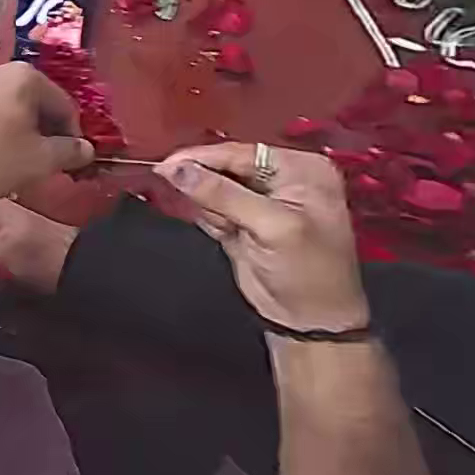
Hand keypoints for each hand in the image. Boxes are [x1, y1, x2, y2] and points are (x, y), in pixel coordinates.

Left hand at [0, 62, 93, 211]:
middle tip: (49, 161)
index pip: (63, 105)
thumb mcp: (40, 161)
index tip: (72, 159)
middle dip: (46, 132)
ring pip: (10, 107)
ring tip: (21, 159)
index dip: (73, 135)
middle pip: (36, 103)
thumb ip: (70, 152)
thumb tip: (85, 149)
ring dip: (20, 130)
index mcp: (25, 77)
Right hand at [157, 143, 367, 332]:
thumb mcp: (271, 227)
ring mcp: (261, 197)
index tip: (164, 166)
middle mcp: (282, 176)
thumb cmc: (306, 271)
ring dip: (210, 207)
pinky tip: (228, 235)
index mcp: (300, 167)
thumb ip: (221, 194)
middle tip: (202, 207)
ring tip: (229, 230)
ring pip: (212, 186)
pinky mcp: (242, 217)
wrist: (310, 322)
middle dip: (207, 186)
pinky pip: (211, 205)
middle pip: (224, 166)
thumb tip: (174, 168)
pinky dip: (210, 218)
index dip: (201, 158)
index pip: (241, 152)